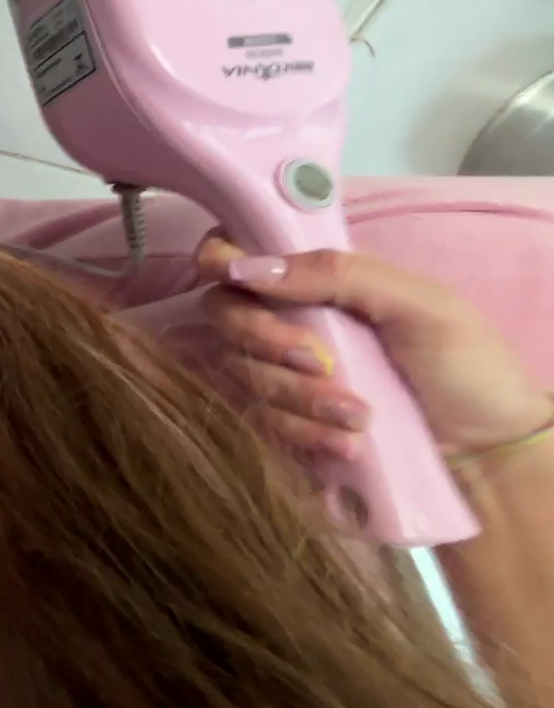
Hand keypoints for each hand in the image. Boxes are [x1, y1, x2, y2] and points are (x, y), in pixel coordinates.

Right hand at [196, 234, 549, 461]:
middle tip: (320, 363)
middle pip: (221, 309)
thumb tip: (244, 268)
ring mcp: (271, 365)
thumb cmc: (468, 370)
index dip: (218, 260)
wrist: (489, 457)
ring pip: (237, 366)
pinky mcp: (272, 410)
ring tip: (359, 418)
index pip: (233, 250)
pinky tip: (347, 442)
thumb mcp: (424, 307)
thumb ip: (340, 274)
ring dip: (296, 395)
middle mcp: (279, 316)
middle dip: (261, 338)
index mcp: (311, 279)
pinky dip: (301, 429)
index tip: (233, 279)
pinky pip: (256, 413)